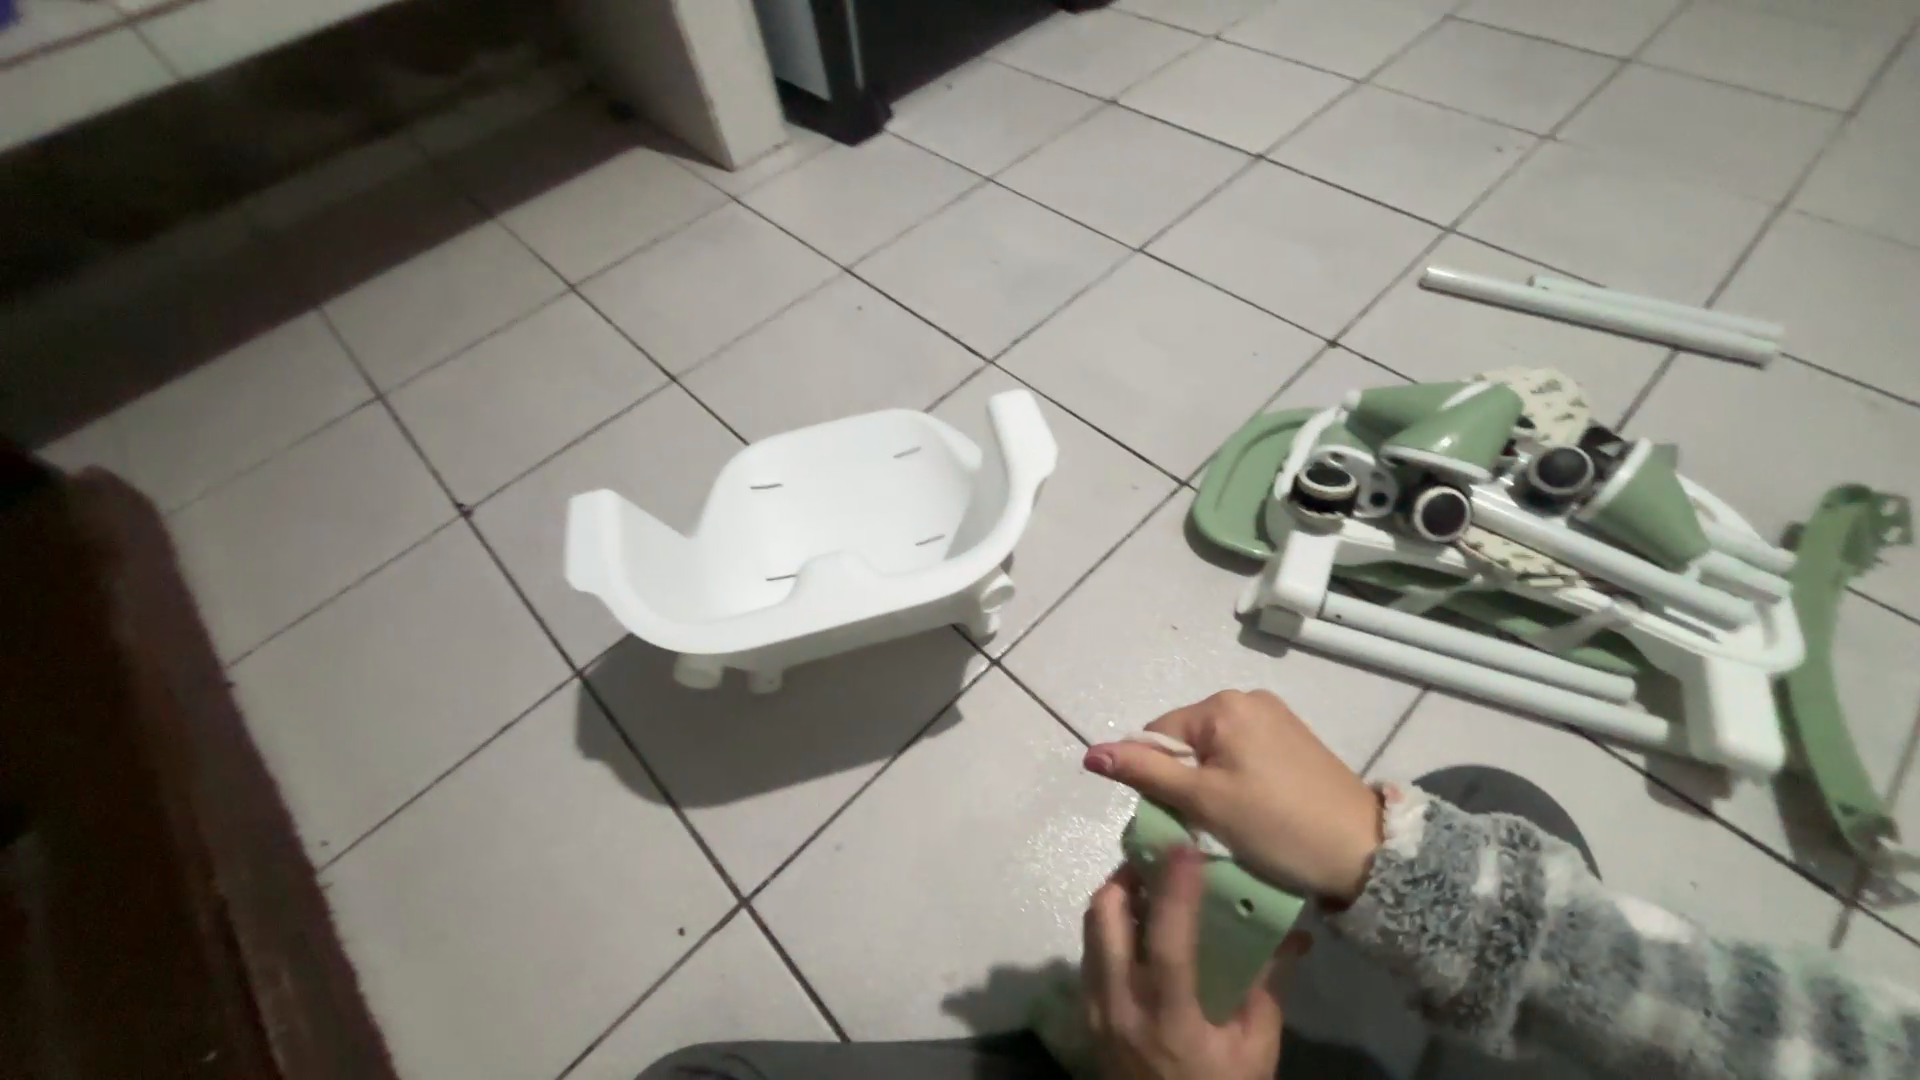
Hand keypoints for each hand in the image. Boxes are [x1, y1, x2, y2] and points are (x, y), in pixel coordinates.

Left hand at [1082, 850, 1306, 1079]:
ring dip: (1116, 896)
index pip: (1167, 942)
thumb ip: (1265, 987)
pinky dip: (1110, 926)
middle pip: (1106, 915)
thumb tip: (1291, 934)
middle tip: (1158, 859)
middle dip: (1129, 875)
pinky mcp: (1084, 1012)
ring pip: (1091, 926)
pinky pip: (1090, 949)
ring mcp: (1095, 1007)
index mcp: (1170, 1019)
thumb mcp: (1256, 1051)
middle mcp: (1120, 1005)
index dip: (1175, 891)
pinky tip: (1138, 927)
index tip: (1185, 847)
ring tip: (1148, 884)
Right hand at [1084, 690, 1382, 904]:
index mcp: (1222, 705)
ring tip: (1234, 820)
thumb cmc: (1276, 825)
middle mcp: (1247, 698)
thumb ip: (1145, 773)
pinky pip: (1243, 753)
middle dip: (1186, 779)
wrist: (1366, 853)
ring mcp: (1275, 716)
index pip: (1159, 735)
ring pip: (1214, 749)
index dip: (1160, 777)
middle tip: (1209, 823)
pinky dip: (1237, 779)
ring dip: (1210, 781)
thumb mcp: (1203, 802)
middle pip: (1186, 739)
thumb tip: (1090, 753)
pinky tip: (1256, 808)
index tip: (1183, 815)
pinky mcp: (1294, 737)